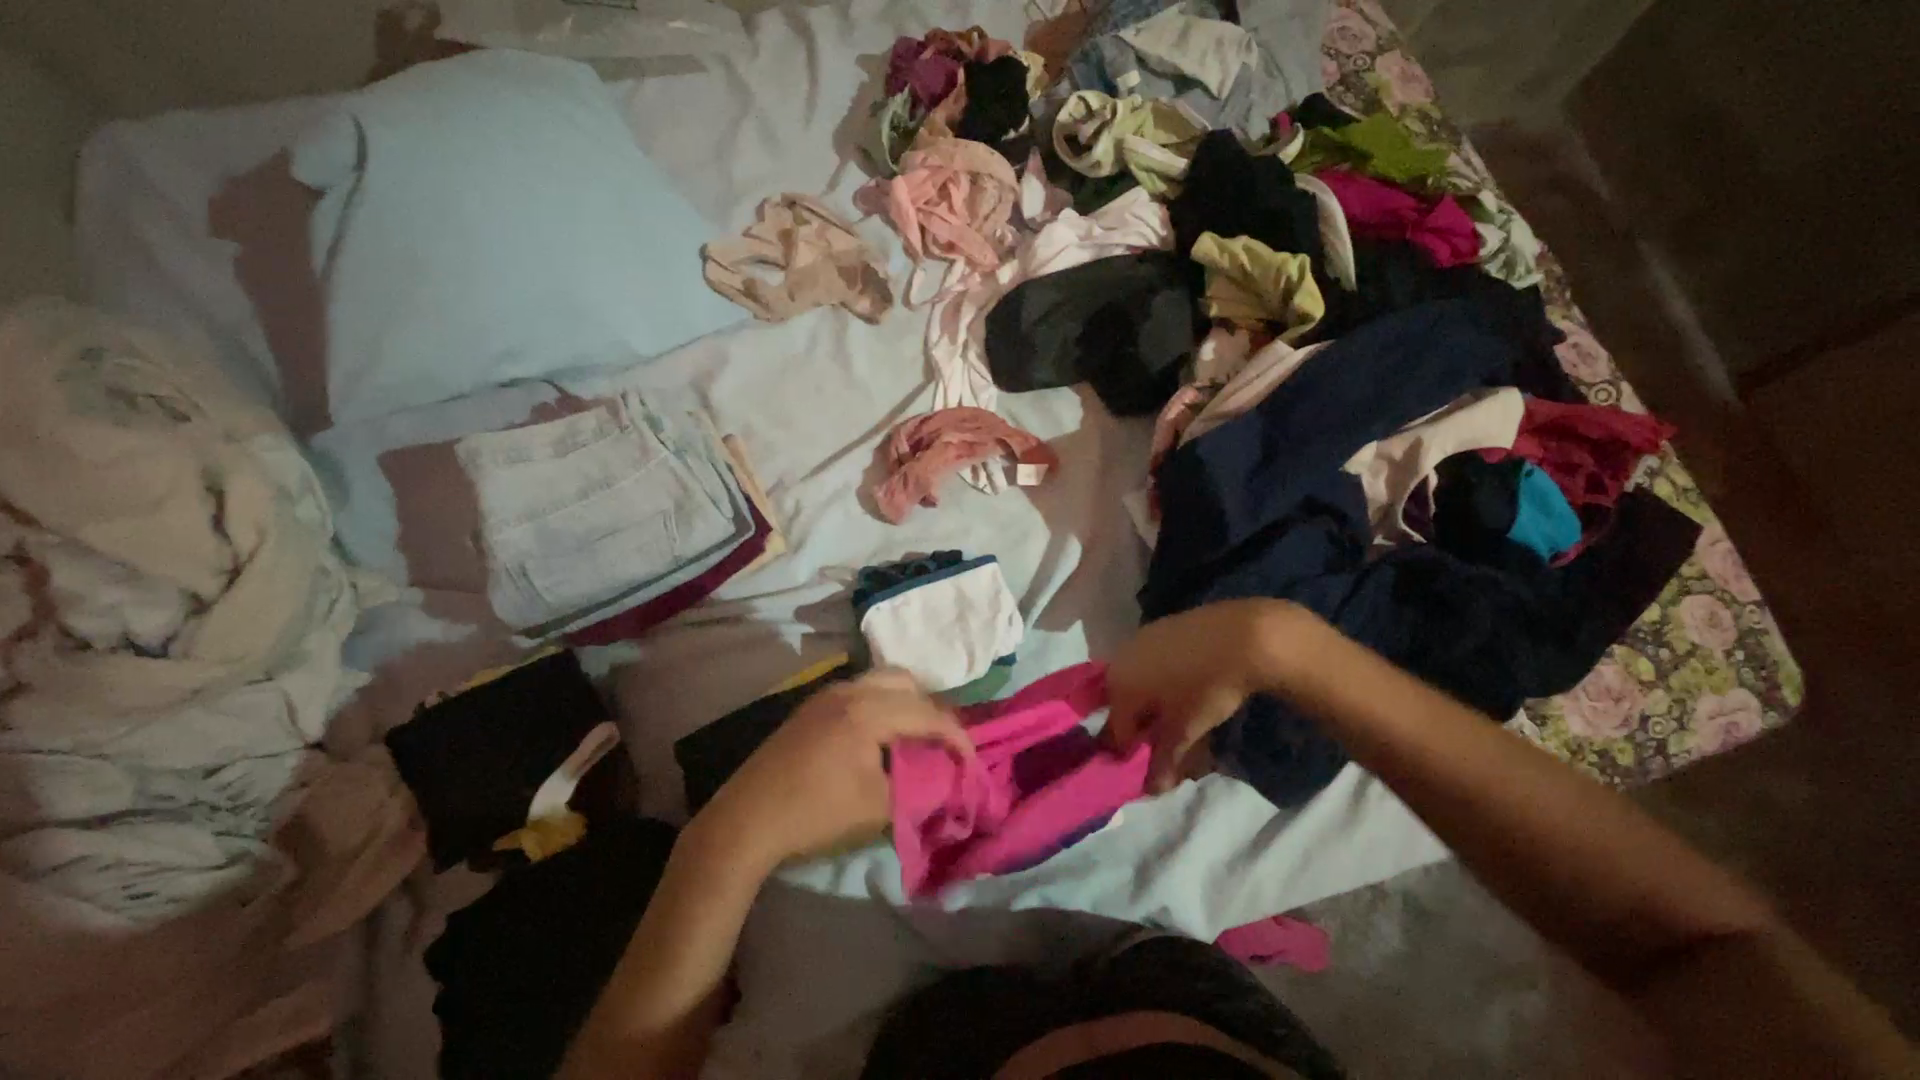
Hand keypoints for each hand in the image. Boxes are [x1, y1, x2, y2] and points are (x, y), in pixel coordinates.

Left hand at [695, 668, 968, 870]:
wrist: (745, 821)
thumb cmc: (815, 813)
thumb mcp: (880, 807)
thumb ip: (923, 787)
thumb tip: (951, 780)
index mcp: (867, 710)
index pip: (928, 713)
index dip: (957, 737)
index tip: (971, 763)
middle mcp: (848, 690)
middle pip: (906, 682)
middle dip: (932, 710)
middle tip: (944, 745)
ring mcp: (824, 696)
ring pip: (880, 683)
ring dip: (905, 705)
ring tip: (916, 742)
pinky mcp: (809, 709)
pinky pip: (860, 693)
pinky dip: (882, 707)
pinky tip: (881, 740)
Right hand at [1106, 600, 1322, 791]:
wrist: (1245, 635)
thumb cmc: (1207, 688)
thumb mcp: (1186, 730)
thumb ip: (1165, 760)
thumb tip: (1152, 790)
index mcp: (1118, 687)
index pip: (1114, 733)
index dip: (1132, 755)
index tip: (1154, 766)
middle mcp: (1120, 661)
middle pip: (1124, 706)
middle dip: (1144, 728)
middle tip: (1171, 741)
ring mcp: (1140, 640)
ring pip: (1139, 683)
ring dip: (1154, 703)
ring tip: (1183, 715)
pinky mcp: (1162, 627)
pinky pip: (1153, 663)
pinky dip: (1164, 680)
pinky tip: (1189, 684)